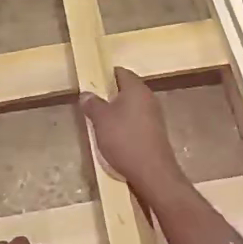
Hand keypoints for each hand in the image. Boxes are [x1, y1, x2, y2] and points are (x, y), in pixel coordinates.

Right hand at [78, 67, 185, 193]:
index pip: (121, 72)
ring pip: (132, 106)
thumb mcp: (101, 120)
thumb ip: (92, 104)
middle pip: (127, 89)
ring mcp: (155, 115)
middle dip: (109, 95)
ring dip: (117, 112)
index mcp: (136, 88)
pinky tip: (115, 137)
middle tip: (92, 104)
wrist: (152, 171)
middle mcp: (149, 97)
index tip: (91, 82)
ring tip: (100, 123)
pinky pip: (137, 121)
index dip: (105, 75)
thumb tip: (86, 93)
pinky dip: (126, 125)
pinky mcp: (156, 131)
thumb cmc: (124, 139)